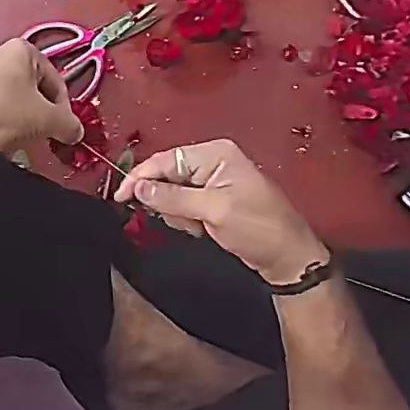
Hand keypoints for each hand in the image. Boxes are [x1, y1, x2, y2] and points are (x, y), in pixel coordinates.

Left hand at [0, 40, 82, 157]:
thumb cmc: (3, 115)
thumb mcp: (46, 121)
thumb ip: (69, 125)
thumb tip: (76, 131)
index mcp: (23, 49)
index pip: (57, 81)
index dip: (64, 109)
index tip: (63, 131)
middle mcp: (0, 53)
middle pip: (36, 89)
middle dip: (43, 115)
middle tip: (44, 136)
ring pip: (16, 99)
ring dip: (25, 121)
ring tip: (21, 140)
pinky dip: (3, 121)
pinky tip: (0, 139)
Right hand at [116, 140, 329, 284]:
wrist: (288, 257)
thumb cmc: (256, 228)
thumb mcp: (213, 211)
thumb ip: (172, 197)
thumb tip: (137, 187)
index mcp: (215, 153)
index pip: (167, 159)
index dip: (141, 177)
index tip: (120, 196)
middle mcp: (212, 159)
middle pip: (168, 174)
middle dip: (167, 201)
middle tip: (184, 222)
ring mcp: (214, 178)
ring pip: (173, 192)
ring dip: (178, 213)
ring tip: (199, 227)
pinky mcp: (214, 197)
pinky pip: (185, 203)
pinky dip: (187, 218)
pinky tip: (202, 229)